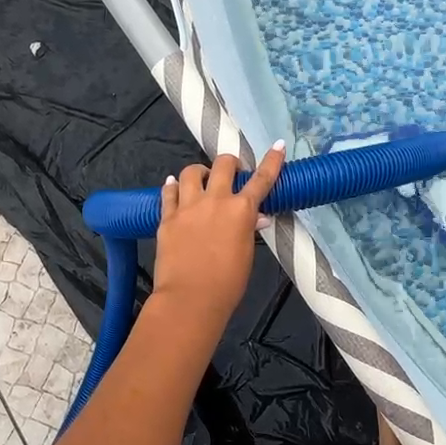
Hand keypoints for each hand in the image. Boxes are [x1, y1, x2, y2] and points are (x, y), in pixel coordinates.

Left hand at [150, 143, 285, 322]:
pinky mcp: (167, 218)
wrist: (189, 299)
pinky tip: (174, 186)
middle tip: (232, 173)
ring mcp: (188, 207)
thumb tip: (255, 218)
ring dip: (199, 172)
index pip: (262, 179)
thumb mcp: (245, 255)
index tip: (278, 145)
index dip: (272, 161)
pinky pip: (169, 192)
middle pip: (223, 165)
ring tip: (201, 179)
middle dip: (230, 163)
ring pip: (191, 172)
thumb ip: (248, 230)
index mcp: (241, 210)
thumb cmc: (227, 284)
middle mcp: (215, 200)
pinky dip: (173, 186)